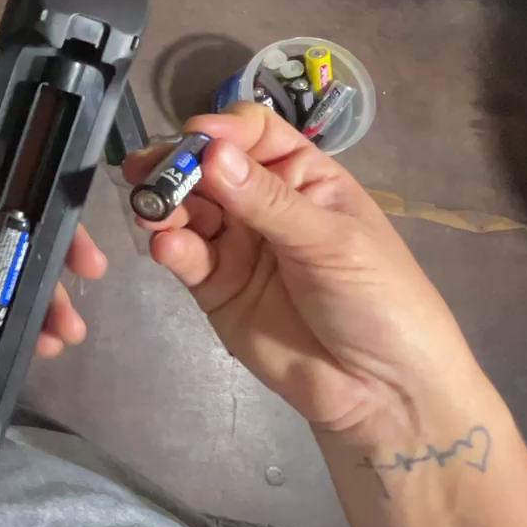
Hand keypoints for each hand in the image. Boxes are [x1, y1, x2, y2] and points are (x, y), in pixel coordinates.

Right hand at [130, 103, 482, 440]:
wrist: (382, 396)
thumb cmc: (379, 303)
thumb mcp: (332, 243)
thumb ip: (266, 201)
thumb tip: (210, 153)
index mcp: (302, 179)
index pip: (252, 135)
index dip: (222, 130)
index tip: (195, 139)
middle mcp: (261, 203)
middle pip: (206, 167)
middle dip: (175, 165)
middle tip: (143, 171)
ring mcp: (234, 244)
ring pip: (186, 208)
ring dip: (164, 204)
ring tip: (150, 212)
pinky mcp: (211, 283)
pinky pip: (183, 254)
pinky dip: (169, 245)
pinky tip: (167, 247)